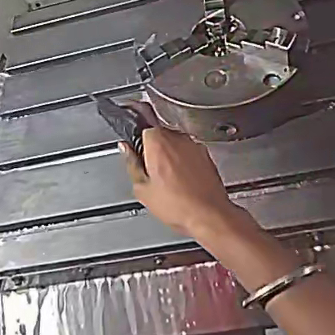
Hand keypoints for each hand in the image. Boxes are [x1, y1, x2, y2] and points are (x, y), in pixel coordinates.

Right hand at [119, 101, 248, 241]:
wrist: (209, 215)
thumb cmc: (178, 205)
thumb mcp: (143, 189)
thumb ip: (131, 163)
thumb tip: (125, 149)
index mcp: (158, 142)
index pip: (142, 119)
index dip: (134, 125)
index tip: (128, 122)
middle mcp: (178, 138)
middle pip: (158, 132)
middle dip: (151, 146)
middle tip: (146, 167)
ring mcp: (194, 146)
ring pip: (174, 142)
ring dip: (168, 154)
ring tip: (166, 179)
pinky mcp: (205, 155)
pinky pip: (188, 152)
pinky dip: (182, 161)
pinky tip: (180, 181)